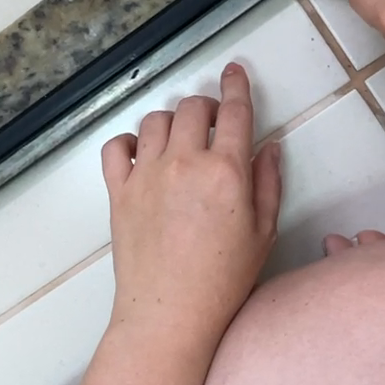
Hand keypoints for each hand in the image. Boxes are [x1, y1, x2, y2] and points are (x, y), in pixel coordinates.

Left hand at [100, 64, 282, 341]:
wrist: (170, 313)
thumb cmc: (223, 281)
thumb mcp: (263, 233)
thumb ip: (268, 183)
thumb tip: (268, 146)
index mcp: (225, 172)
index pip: (234, 112)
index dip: (236, 86)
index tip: (234, 71)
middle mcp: (184, 163)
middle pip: (192, 108)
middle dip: (205, 106)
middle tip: (211, 122)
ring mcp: (146, 175)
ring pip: (155, 120)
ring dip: (171, 120)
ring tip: (180, 140)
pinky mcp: (119, 191)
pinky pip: (116, 147)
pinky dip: (129, 141)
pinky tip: (141, 154)